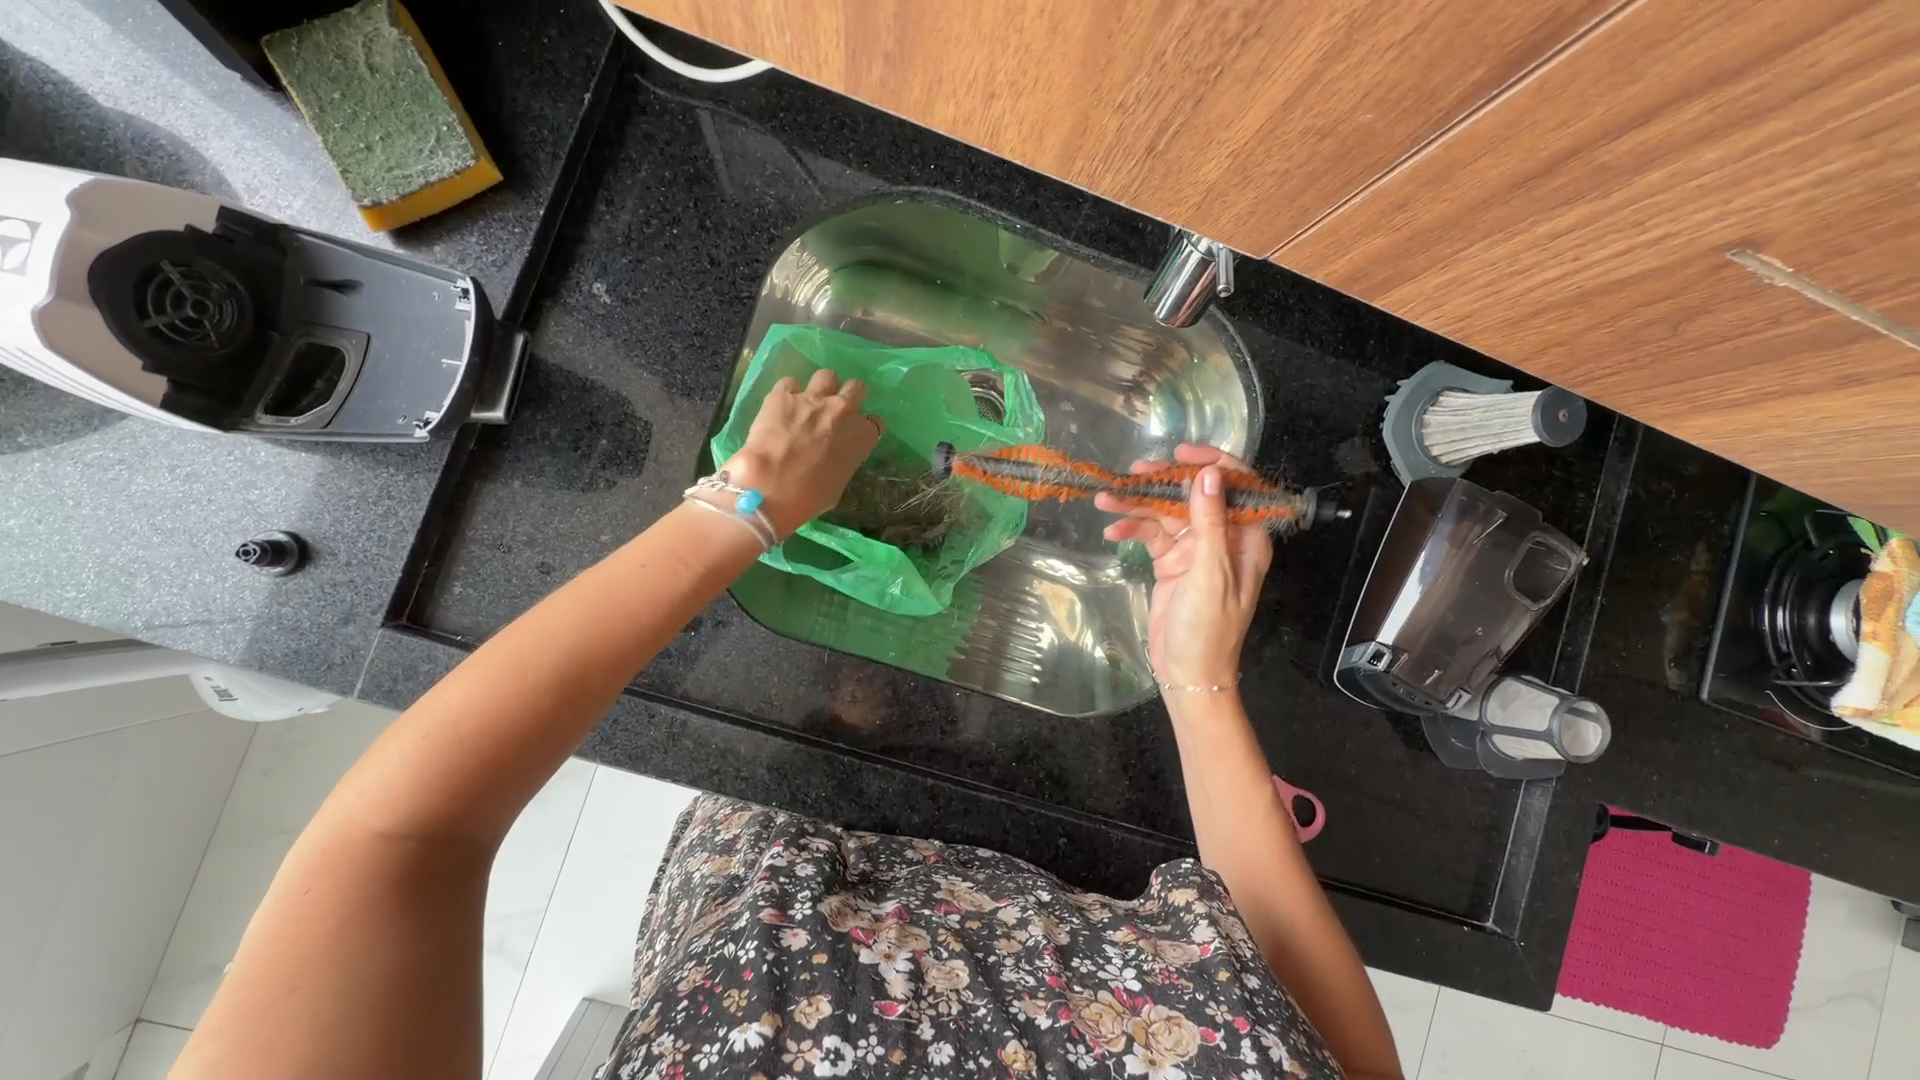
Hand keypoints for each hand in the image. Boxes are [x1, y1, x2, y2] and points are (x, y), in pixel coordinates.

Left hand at [724, 368, 881, 536]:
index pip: (876, 421)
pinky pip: (790, 382)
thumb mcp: (838, 484)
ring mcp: (813, 398)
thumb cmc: (809, 496)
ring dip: (821, 387)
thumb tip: (832, 457)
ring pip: (827, 376)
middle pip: (857, 388)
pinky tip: (780, 406)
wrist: (770, 485)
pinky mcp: (783, 394)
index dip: (864, 425)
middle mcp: (843, 410)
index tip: (855, 433)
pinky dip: (787, 393)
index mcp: (862, 436)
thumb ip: (842, 461)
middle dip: (849, 396)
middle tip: (835, 410)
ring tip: (809, 401)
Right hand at [1095, 445, 1272, 691]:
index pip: (1236, 486)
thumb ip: (1210, 522)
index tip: (1180, 455)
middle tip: (1133, 473)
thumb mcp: (1211, 573)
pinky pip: (1150, 536)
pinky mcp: (1170, 562)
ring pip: (1166, 513)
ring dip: (1138, 505)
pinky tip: (1112, 531)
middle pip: (1193, 495)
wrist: (1189, 672)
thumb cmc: (1210, 628)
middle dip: (1164, 482)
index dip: (1212, 463)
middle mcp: (1222, 537)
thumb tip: (1208, 474)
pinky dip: (1132, 530)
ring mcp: (1194, 549)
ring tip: (1107, 499)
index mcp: (1246, 538)